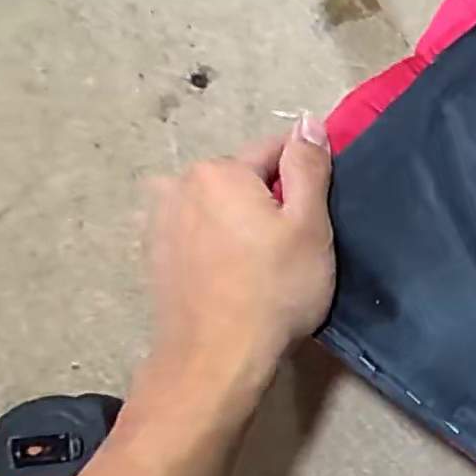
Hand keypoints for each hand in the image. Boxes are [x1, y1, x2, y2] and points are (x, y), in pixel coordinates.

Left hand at [140, 114, 334, 416]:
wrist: (219, 353)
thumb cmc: (276, 288)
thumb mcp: (310, 227)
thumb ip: (309, 169)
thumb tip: (309, 122)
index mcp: (220, 171)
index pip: (275, 151)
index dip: (306, 177)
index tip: (322, 211)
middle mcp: (178, 184)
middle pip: (243, 180)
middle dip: (271, 201)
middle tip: (298, 246)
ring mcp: (158, 220)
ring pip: (218, 207)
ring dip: (241, 222)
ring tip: (264, 263)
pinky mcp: (153, 254)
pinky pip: (197, 234)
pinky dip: (218, 245)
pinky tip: (235, 275)